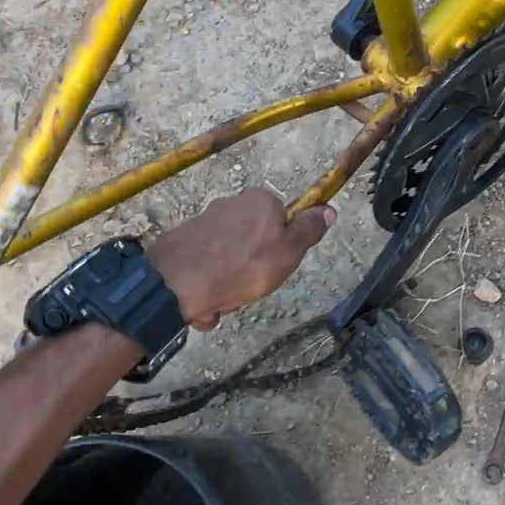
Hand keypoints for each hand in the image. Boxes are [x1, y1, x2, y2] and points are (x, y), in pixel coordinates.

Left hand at [145, 191, 336, 328]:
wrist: (176, 283)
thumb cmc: (242, 267)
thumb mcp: (288, 252)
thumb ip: (309, 230)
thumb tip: (329, 209)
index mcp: (260, 201)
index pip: (282, 223)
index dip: (281, 249)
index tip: (274, 268)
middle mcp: (232, 204)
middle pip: (255, 241)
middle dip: (253, 269)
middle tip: (249, 289)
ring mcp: (204, 222)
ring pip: (230, 258)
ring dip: (230, 283)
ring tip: (224, 301)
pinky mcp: (183, 241)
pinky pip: (207, 267)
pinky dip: (209, 286)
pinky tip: (205, 303)